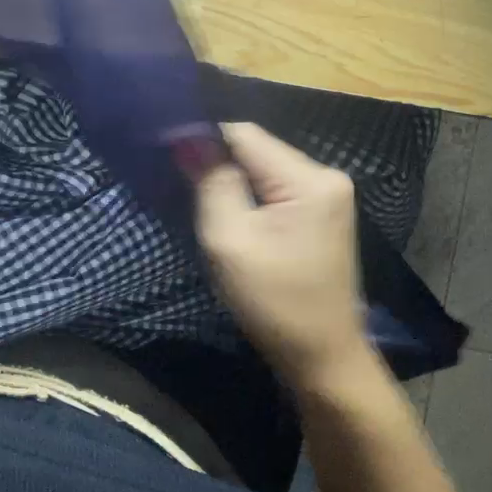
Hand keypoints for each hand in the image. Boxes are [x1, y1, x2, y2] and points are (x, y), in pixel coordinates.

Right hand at [196, 123, 367, 383]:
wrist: (321, 356)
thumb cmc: (274, 299)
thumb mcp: (230, 239)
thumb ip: (211, 183)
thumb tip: (187, 140)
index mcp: (308, 179)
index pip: (243, 135)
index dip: (201, 140)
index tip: (164, 156)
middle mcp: (325, 177)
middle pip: (255, 150)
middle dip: (215, 163)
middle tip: (176, 184)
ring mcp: (327, 198)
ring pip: (262, 170)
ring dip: (229, 182)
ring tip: (196, 200)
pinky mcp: (320, 217)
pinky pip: (274, 190)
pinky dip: (247, 197)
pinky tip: (227, 216)